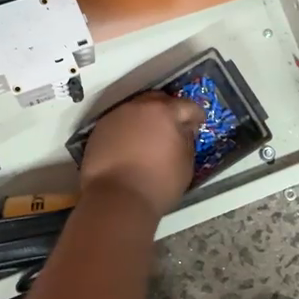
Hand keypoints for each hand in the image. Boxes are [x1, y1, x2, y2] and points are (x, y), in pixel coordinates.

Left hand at [79, 92, 204, 215]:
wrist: (117, 198)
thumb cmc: (159, 182)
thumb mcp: (186, 163)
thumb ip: (186, 140)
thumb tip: (183, 130)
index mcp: (164, 111)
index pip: (187, 106)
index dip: (196, 115)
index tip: (199, 123)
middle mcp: (138, 107)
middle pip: (158, 100)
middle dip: (169, 109)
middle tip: (174, 126)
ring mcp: (116, 117)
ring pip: (136, 110)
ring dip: (146, 119)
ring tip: (150, 136)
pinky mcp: (99, 131)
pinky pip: (120, 123)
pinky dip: (128, 129)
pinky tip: (131, 145)